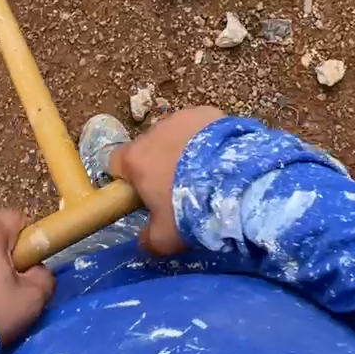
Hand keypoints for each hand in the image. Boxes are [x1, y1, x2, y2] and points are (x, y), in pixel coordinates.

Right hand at [111, 106, 224, 255]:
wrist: (238, 183)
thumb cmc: (191, 211)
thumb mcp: (165, 238)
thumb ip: (148, 239)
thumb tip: (145, 241)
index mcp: (135, 159)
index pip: (116, 163)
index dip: (129, 180)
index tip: (145, 195)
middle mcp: (153, 131)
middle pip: (148, 148)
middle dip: (160, 165)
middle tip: (182, 190)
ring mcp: (181, 117)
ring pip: (175, 136)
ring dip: (185, 151)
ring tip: (208, 174)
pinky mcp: (208, 112)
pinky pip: (201, 127)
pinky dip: (207, 139)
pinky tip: (223, 159)